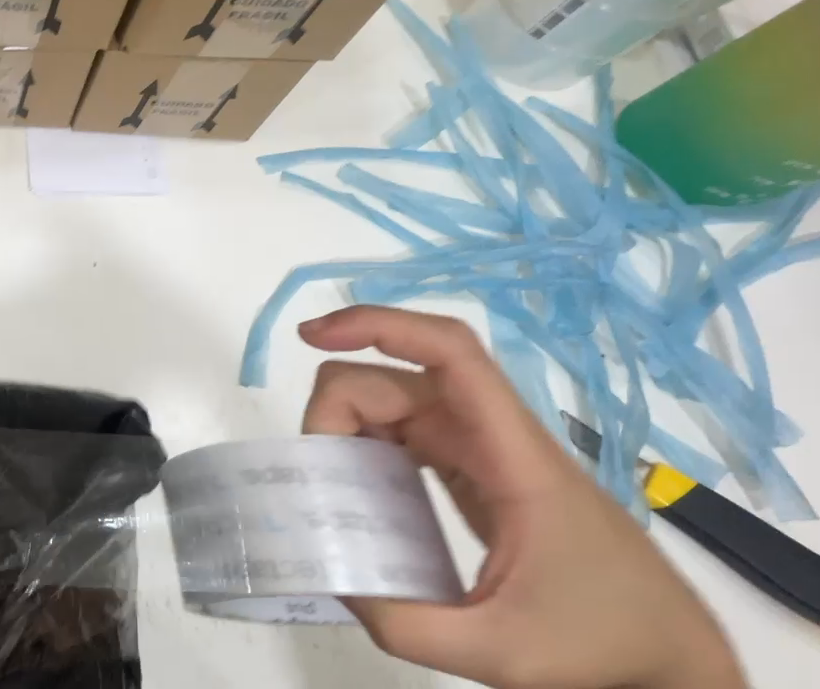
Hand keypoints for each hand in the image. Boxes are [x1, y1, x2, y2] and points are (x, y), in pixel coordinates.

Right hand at [299, 305, 744, 688]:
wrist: (669, 664)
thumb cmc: (602, 647)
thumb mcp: (500, 654)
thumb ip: (405, 622)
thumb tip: (332, 579)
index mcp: (515, 458)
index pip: (450, 353)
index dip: (378, 326)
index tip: (313, 336)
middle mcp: (494, 438)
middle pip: (396, 379)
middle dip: (337, 407)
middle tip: (314, 471)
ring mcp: (481, 452)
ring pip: (391, 401)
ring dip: (344, 426)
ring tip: (327, 484)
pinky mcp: (471, 471)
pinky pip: (400, 432)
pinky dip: (361, 443)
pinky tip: (350, 482)